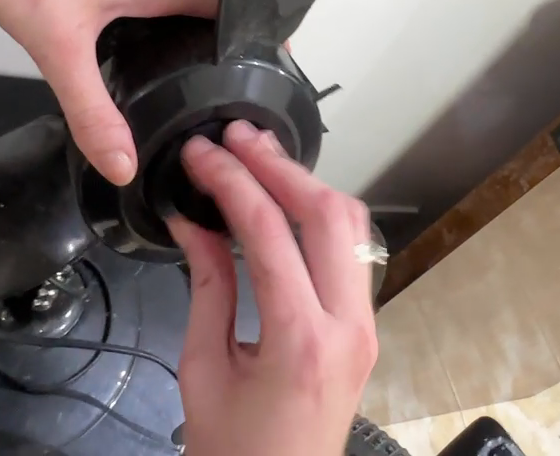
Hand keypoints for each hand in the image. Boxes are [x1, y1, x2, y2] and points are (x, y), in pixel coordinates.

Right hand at [168, 120, 378, 455]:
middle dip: (278, 163)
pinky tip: (285, 195)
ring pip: (349, 223)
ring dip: (304, 180)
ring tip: (259, 153)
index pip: (266, 232)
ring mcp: (365, 325)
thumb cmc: (235, 455)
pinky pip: (348, 248)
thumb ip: (206, 285)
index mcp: (300, 342)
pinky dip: (317, 211)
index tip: (202, 155)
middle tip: (236, 136)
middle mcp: (347, 326)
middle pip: (325, 213)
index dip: (230, 180)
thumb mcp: (203, 369)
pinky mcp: (363, 325)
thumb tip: (194, 221)